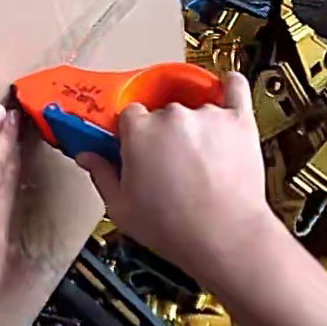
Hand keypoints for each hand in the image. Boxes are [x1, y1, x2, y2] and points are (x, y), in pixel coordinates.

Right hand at [76, 71, 283, 292]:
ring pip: (195, 108)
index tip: (138, 149)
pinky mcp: (238, 119)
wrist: (226, 238)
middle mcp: (172, 115)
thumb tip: (87, 157)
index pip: (130, 115)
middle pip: (162, 112)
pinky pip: (235, 87)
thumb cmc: (174, 227)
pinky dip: (229, 88)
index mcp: (139, 131)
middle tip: (170, 164)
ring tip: (203, 161)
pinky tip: (224, 90)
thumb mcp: (122, 209)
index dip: (134, 134)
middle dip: (164, 134)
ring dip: (195, 127)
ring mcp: (207, 115)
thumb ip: (102, 175)